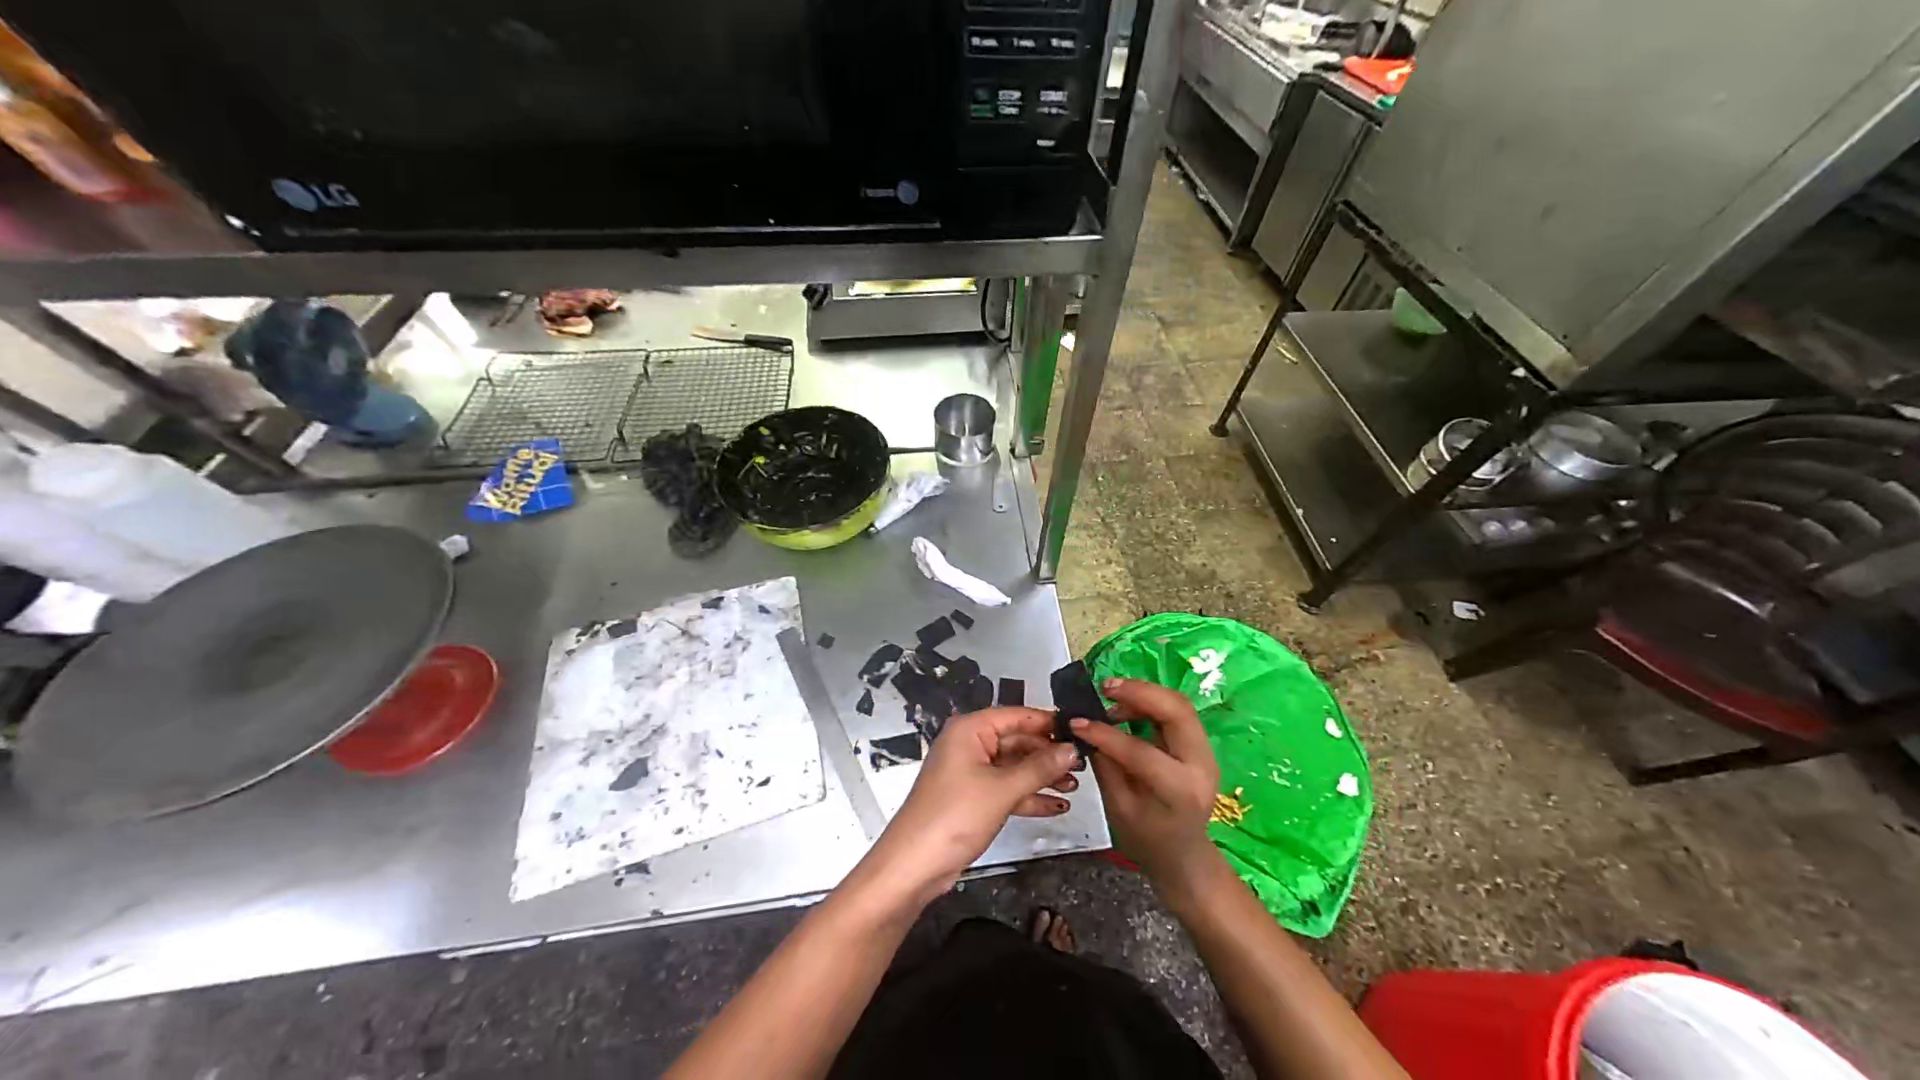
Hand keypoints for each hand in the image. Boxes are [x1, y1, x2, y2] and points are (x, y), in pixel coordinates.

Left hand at [856, 707, 1079, 908]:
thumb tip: (1072, 749)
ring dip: (1042, 776)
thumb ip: (1040, 767)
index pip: (1015, 715)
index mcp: (970, 730)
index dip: (1047, 722)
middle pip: (1016, 741)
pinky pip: (1007, 788)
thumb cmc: (955, 815)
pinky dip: (1029, 795)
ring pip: (1014, 766)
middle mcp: (969, 744)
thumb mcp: (1003, 789)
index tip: (1078, 730)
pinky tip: (1056, 805)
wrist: (916, 863)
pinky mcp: (973, 797)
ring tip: (1075, 785)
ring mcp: (970, 772)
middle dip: (1048, 754)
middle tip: (1082, 765)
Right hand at [1071, 678, 1221, 896]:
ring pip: (1178, 705)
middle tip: (1104, 688)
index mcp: (1180, 790)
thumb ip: (1106, 765)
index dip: (1106, 734)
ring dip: (1144, 694)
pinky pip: (1176, 712)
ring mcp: (1205, 751)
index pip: (1142, 752)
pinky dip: (1149, 703)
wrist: (1184, 853)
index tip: (1077, 722)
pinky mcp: (1199, 743)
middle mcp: (1201, 765)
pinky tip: (1124, 708)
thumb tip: (1085, 728)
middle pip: (1177, 710)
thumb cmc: (1148, 838)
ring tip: (1110, 696)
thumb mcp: (1119, 807)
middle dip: (1140, 692)